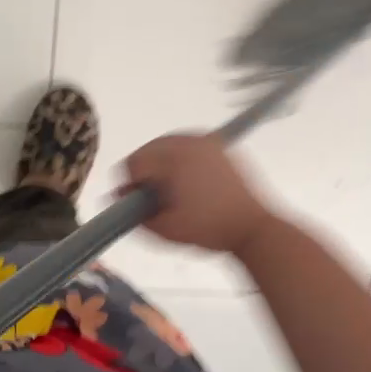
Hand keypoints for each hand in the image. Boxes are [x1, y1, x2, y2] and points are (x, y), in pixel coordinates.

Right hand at [122, 133, 276, 254]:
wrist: (254, 228)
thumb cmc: (209, 230)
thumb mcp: (164, 230)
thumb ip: (133, 213)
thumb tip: (116, 196)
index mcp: (173, 160)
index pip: (134, 163)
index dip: (130, 184)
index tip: (137, 202)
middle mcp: (189, 143)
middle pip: (148, 150)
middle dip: (145, 172)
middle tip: (153, 197)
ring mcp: (207, 141)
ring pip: (167, 145)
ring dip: (161, 164)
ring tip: (171, 189)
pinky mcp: (220, 146)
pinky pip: (188, 145)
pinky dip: (181, 159)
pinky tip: (188, 181)